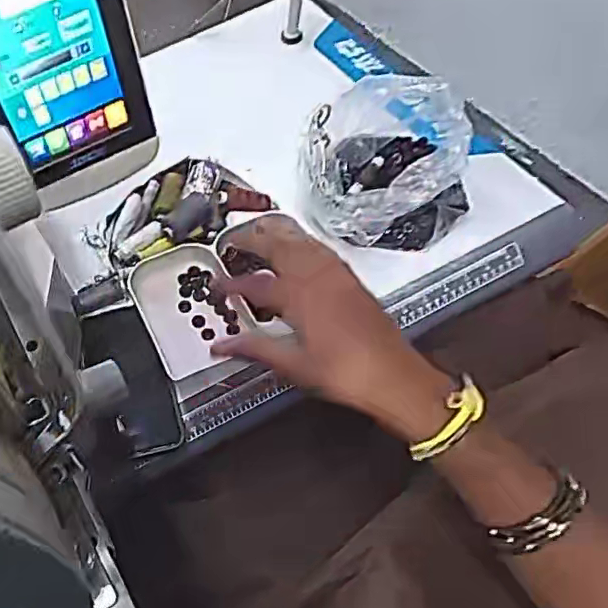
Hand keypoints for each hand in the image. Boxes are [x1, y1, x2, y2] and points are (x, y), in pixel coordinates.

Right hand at [212, 215, 455, 441]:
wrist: (391, 374)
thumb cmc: (345, 373)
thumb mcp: (292, 365)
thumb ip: (254, 349)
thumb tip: (222, 346)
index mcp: (298, 298)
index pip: (254, 283)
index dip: (230, 283)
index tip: (216, 286)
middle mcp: (317, 278)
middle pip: (278, 244)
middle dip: (251, 238)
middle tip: (232, 241)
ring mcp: (336, 274)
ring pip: (301, 240)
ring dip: (277, 233)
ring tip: (259, 233)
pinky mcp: (350, 278)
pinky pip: (319, 248)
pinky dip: (301, 241)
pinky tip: (298, 247)